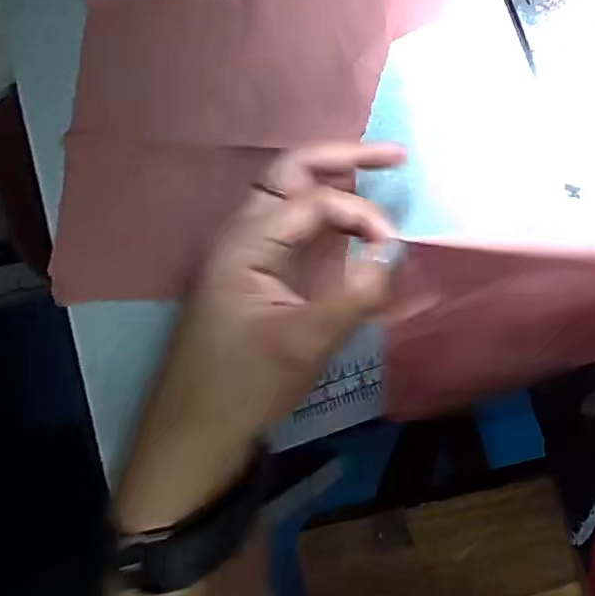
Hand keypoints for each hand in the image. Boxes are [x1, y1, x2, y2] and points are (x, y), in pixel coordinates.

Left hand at [116, 142, 404, 530]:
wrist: (195, 438)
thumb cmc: (244, 387)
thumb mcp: (306, 341)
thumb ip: (358, 292)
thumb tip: (398, 253)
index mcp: (247, 246)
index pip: (315, 202)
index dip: (363, 215)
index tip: (394, 248)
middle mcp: (245, 237)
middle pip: (293, 174)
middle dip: (345, 158)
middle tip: (397, 157)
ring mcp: (253, 255)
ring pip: (295, 196)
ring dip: (338, 182)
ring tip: (381, 176)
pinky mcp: (264, 275)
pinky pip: (300, 227)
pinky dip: (333, 216)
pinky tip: (356, 223)